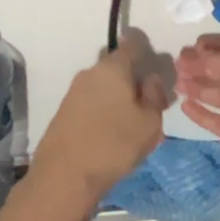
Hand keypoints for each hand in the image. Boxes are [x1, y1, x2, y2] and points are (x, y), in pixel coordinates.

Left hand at [30, 29, 171, 204]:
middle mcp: (90, 72)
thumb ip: (155, 96)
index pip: (132, 44)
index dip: (145, 51)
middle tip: (146, 102)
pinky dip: (102, 109)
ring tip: (130, 122)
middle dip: (131, 78)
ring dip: (116, 96)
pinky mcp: (64, 110)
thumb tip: (151, 79)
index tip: (154, 68)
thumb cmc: (114, 145)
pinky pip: (90, 100)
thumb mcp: (150, 123)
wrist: (64, 176)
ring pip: (102, 84)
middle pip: (116, 65)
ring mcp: (73, 91)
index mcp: (113, 68)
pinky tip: (110, 131)